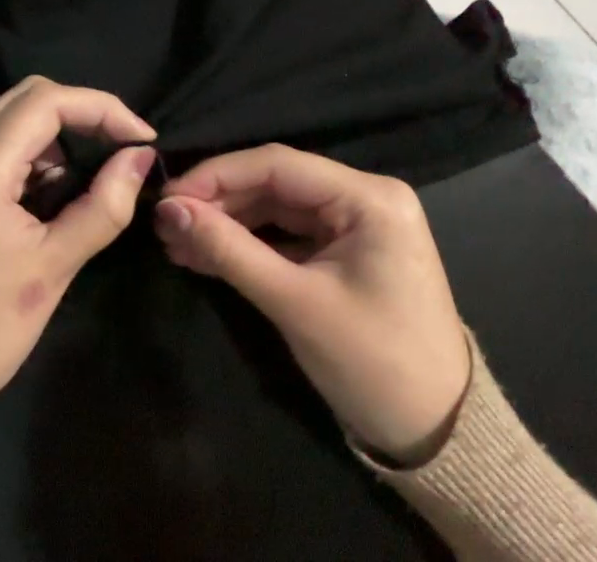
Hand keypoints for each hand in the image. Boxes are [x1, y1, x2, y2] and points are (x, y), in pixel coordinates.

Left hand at [0, 77, 156, 458]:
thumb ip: (105, 204)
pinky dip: (27, 152)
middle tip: (120, 149)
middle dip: (80, 114)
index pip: (45, 102)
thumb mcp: (57, 265)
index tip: (141, 138)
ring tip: (83, 183)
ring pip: (7, 116)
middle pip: (25, 97)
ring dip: (53, 134)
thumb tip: (141, 157)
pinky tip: (46, 193)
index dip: (101, 108)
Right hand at [154, 145, 469, 465]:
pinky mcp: (344, 252)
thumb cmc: (371, 361)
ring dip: (226, 224)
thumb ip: (228, 249)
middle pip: (274, 184)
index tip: (165, 198)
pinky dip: (246, 245)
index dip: (215, 176)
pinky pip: (286, 235)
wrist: (433, 431)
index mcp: (369, 197)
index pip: (277, 165)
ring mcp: (356, 225)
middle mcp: (365, 198)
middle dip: (217, 203)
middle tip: (163, 224)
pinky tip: (203, 255)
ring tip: (174, 242)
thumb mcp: (292, 301)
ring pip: (274, 209)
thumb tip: (167, 210)